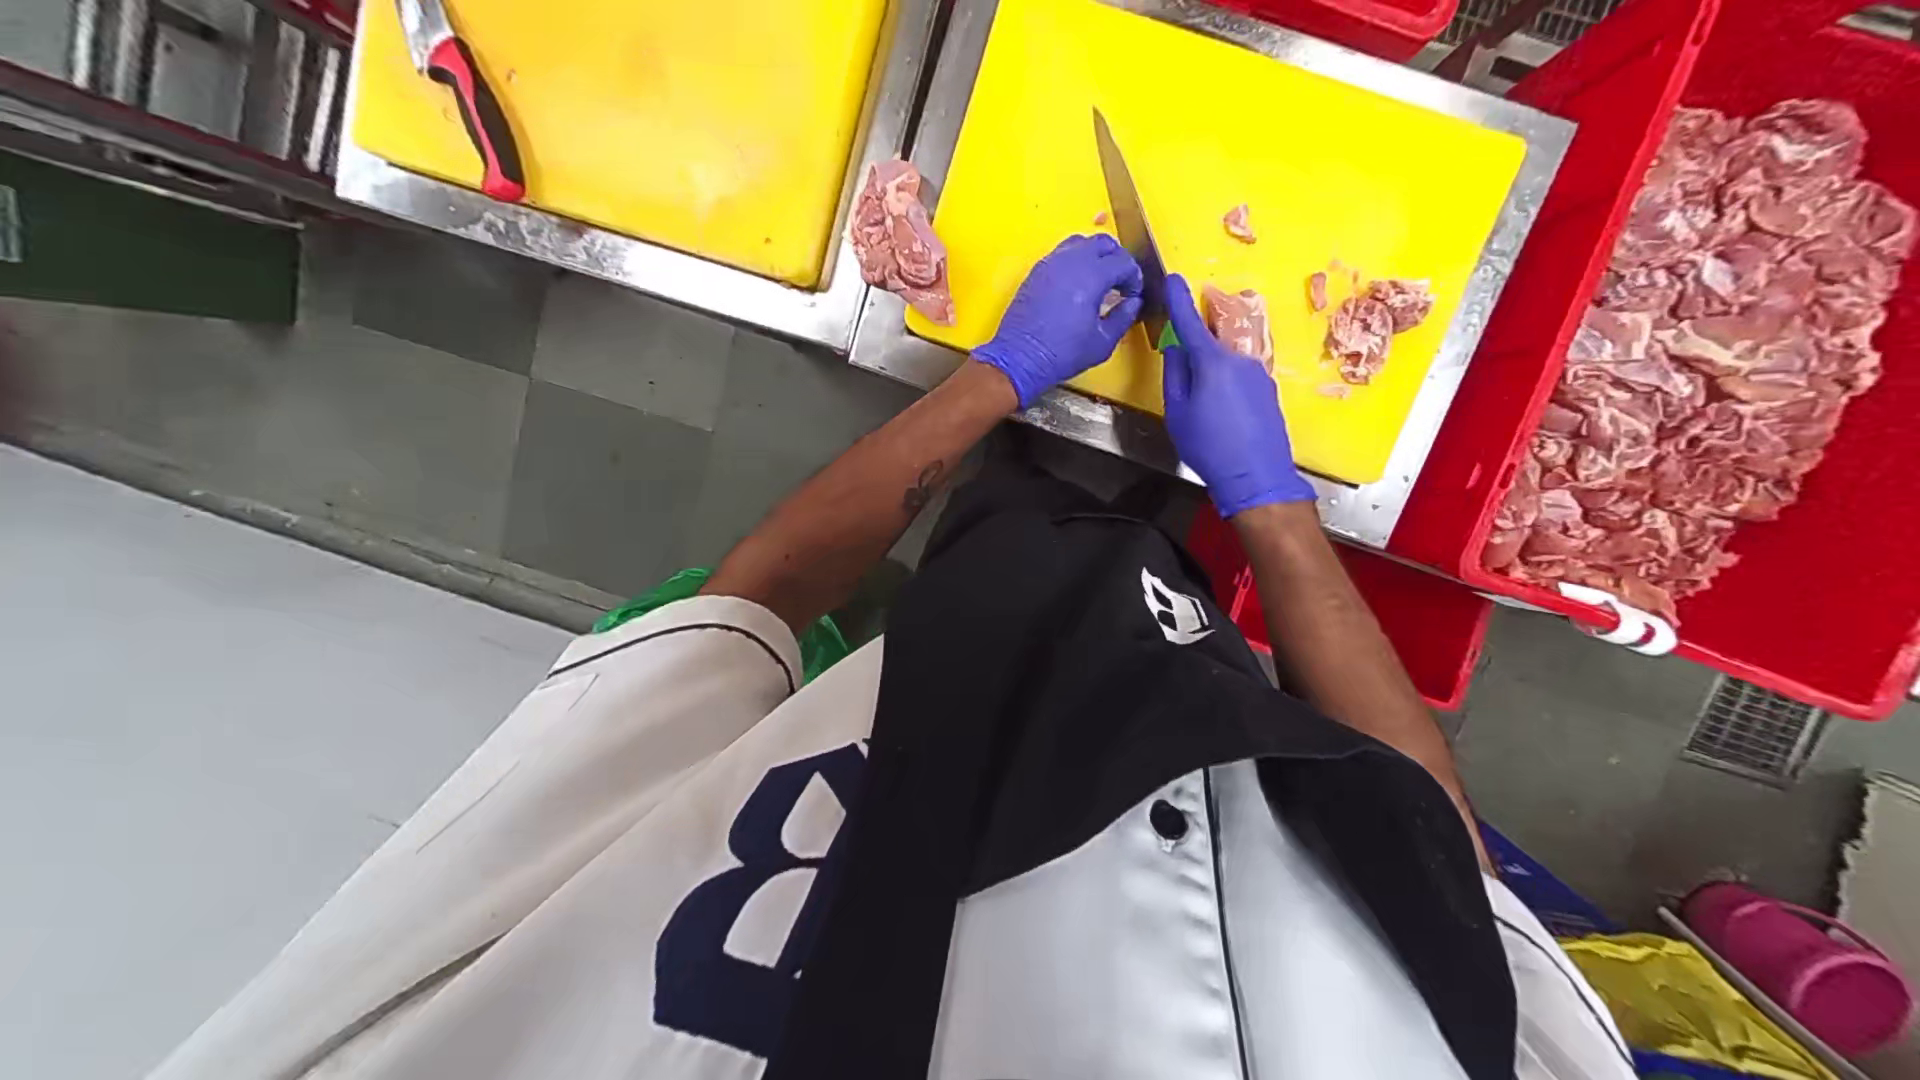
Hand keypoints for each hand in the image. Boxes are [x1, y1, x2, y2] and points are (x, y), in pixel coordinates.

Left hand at [973, 234, 1143, 407]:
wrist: (1020, 358)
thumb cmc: (1063, 353)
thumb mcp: (1102, 343)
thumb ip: (1123, 318)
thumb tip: (1132, 303)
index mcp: (1091, 276)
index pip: (1122, 262)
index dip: (1134, 277)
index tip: (1133, 294)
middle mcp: (1070, 261)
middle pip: (1102, 243)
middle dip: (1117, 258)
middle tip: (1120, 281)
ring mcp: (1050, 263)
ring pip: (1079, 243)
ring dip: (1094, 255)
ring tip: (1098, 279)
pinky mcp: (1036, 272)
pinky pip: (1060, 254)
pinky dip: (1074, 261)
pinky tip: (1076, 283)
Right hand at [1162, 273, 1314, 515]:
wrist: (1256, 475)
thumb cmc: (1208, 445)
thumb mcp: (1178, 412)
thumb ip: (1174, 374)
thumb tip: (1175, 347)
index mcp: (1213, 362)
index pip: (1190, 322)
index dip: (1178, 300)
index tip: (1172, 278)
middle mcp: (1240, 358)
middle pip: (1213, 337)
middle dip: (1196, 336)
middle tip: (1181, 352)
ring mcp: (1258, 372)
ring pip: (1227, 357)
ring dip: (1210, 364)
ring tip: (1198, 396)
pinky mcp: (1267, 388)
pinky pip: (1239, 372)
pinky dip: (1224, 378)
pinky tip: (1217, 407)